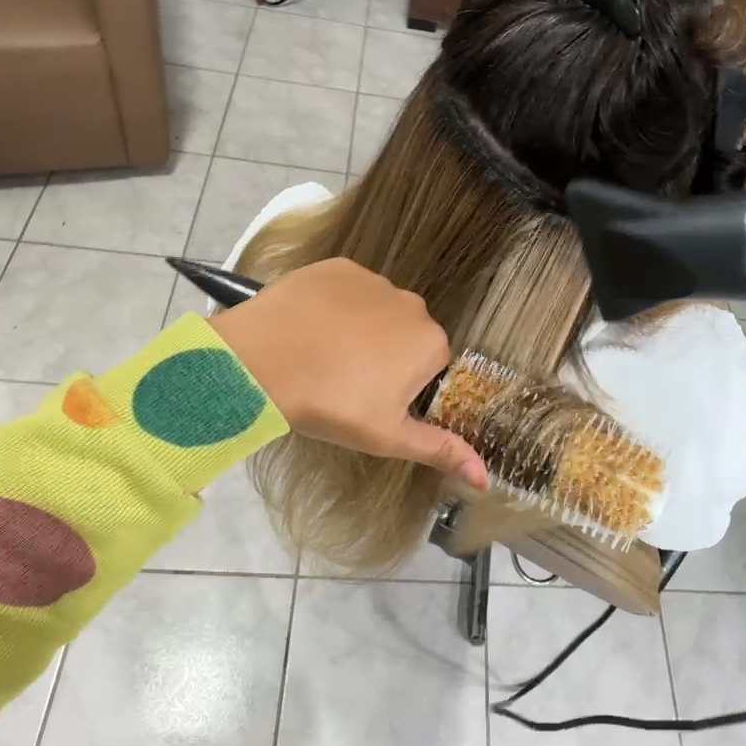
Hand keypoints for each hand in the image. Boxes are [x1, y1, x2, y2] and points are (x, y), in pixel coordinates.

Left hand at [207, 258, 487, 490]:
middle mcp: (412, 303)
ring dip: (359, 330)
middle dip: (385, 355)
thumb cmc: (330, 403)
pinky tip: (310, 328)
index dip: (403, 386)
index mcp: (431, 343)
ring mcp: (374, 280)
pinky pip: (345, 290)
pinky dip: (334, 307)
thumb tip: (485, 478)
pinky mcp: (338, 267)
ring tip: (322, 357)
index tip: (373, 400)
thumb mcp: (386, 436)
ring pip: (376, 311)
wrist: (260, 361)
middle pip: (405, 335)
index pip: (430, 367)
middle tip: (346, 382)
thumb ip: (439, 450)